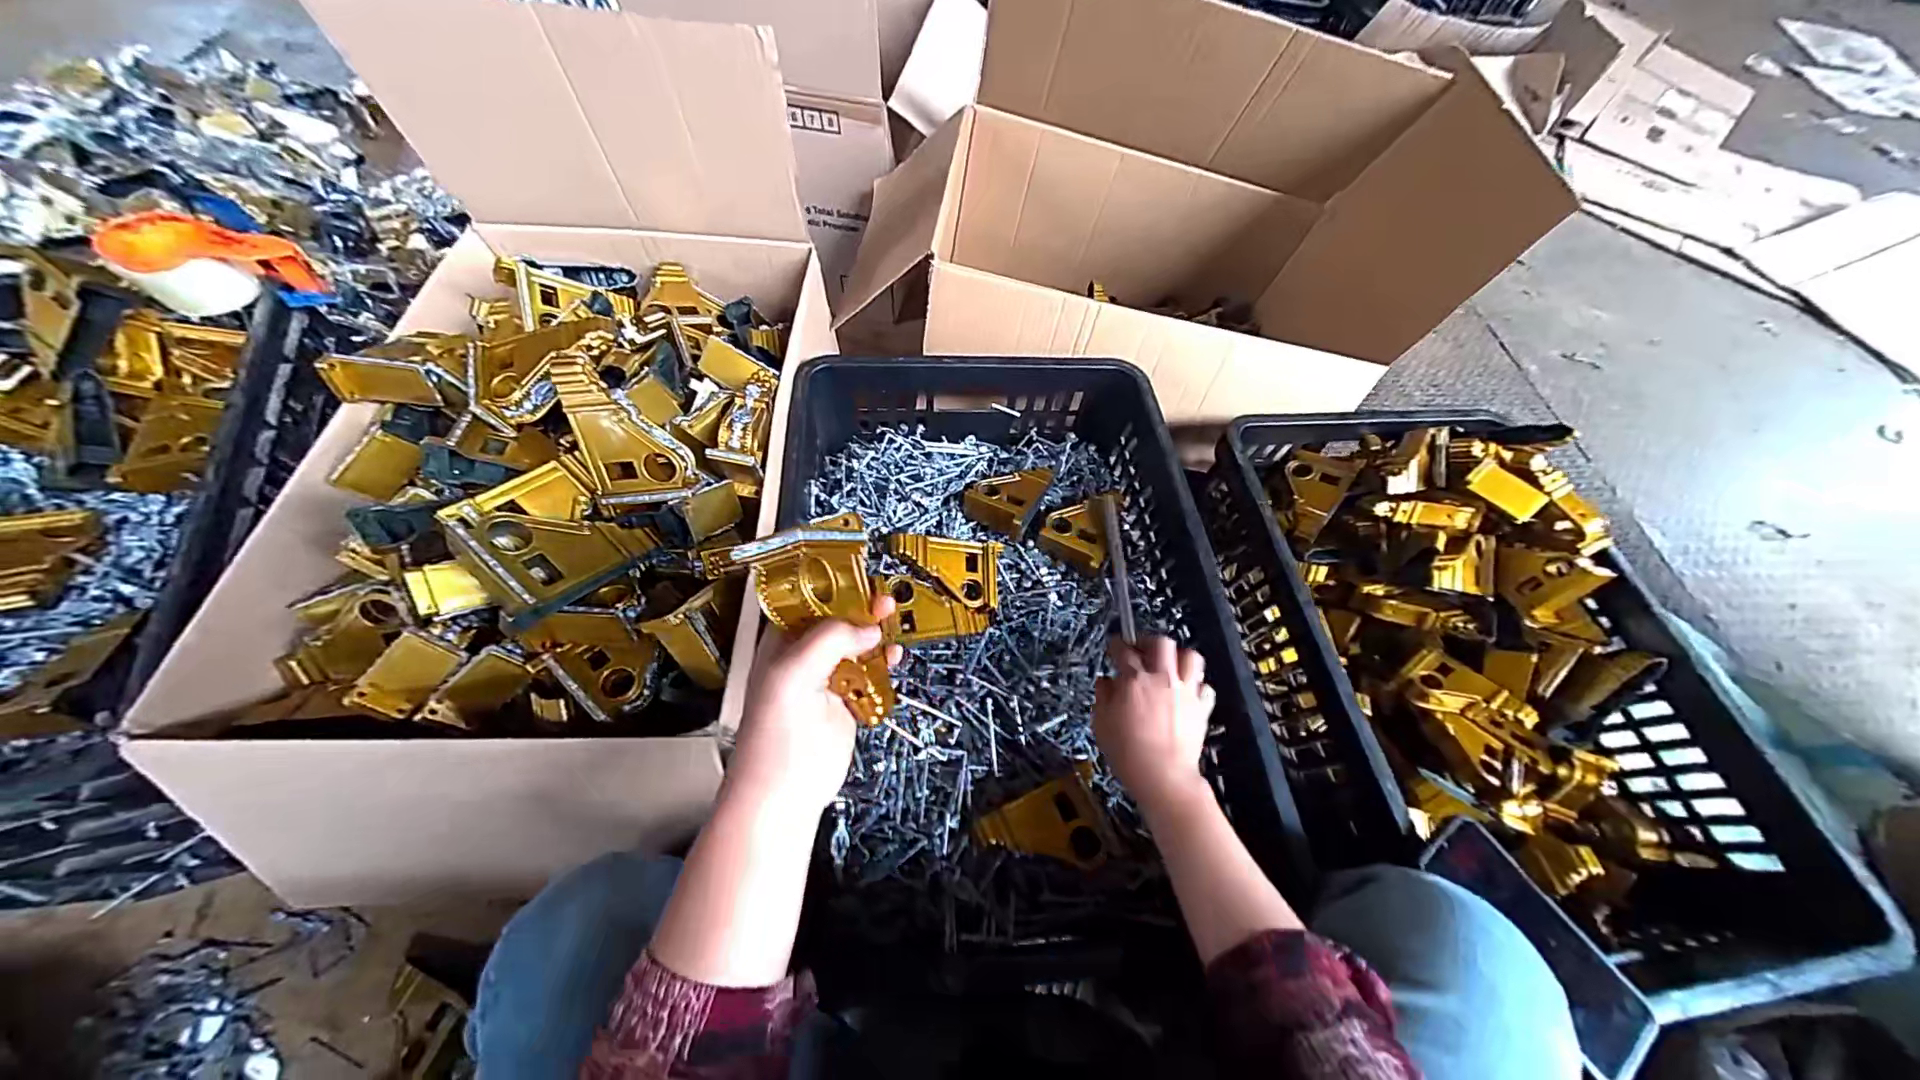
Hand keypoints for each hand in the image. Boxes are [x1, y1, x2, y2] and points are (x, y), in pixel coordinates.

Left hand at [729, 594, 903, 814]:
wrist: (785, 794)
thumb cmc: (772, 740)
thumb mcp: (793, 674)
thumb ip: (828, 640)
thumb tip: (865, 627)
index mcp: (782, 644)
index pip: (810, 602)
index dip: (836, 588)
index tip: (861, 579)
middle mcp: (804, 658)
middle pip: (839, 621)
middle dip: (862, 609)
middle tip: (883, 601)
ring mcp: (827, 679)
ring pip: (857, 645)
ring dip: (876, 634)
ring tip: (893, 624)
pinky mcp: (846, 701)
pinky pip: (870, 672)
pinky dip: (884, 662)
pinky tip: (892, 656)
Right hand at [1094, 636, 1215, 812]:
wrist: (1164, 777)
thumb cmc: (1128, 753)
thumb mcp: (1101, 724)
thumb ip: (1103, 697)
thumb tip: (1106, 683)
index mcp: (1134, 681)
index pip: (1124, 650)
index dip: (1116, 645)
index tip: (1115, 647)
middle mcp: (1162, 679)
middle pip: (1162, 643)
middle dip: (1149, 641)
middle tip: (1141, 650)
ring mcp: (1185, 692)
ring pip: (1191, 657)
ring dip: (1178, 657)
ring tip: (1169, 665)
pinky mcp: (1201, 708)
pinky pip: (1205, 687)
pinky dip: (1197, 686)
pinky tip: (1187, 692)